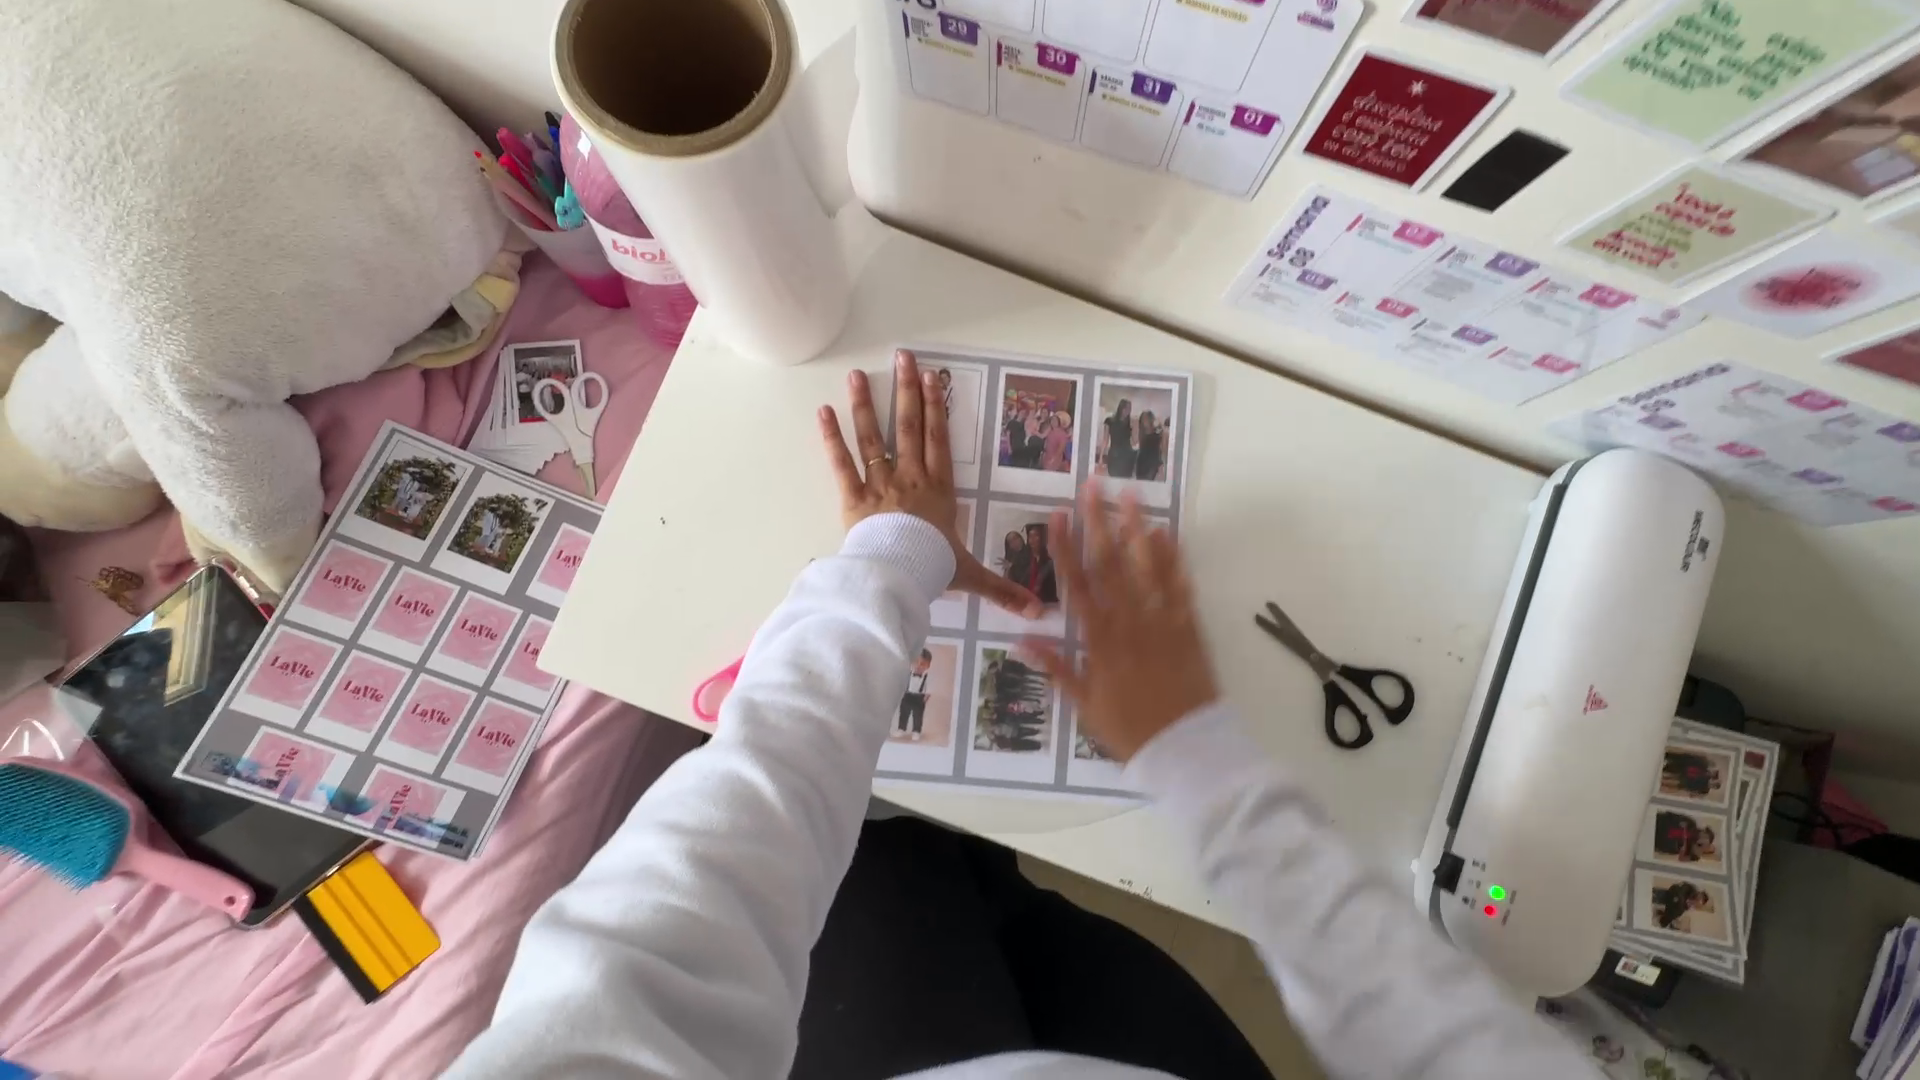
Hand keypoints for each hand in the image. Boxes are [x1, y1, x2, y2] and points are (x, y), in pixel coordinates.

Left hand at [821, 349, 1042, 617]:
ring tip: (856, 375)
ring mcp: (880, 484)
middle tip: (902, 356)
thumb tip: (1038, 611)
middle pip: (909, 427)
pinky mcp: (853, 497)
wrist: (898, 579)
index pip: (939, 440)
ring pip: (873, 438)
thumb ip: (1001, 589)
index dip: (937, 407)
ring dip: (866, 405)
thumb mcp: (970, 575)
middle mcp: (910, 478)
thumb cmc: (934, 570)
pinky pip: (841, 463)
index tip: (932, 377)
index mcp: (939, 489)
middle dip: (906, 391)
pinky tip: (823, 411)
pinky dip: (831, 438)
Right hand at [1027, 485, 1217, 760]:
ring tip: (1132, 495)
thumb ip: (1055, 668)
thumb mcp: (1083, 704)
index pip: (1077, 585)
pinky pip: (1179, 588)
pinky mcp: (1188, 627)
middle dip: (1100, 523)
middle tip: (1094, 486)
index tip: (1057, 516)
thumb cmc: (1128, 727)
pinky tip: (1168, 533)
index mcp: (1099, 640)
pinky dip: (1173, 560)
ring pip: (1147, 568)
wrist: (1185, 748)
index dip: (1065, 549)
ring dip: (1138, 529)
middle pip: (1111, 565)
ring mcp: (1161, 621)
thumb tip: (1020, 640)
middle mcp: (1129, 622)